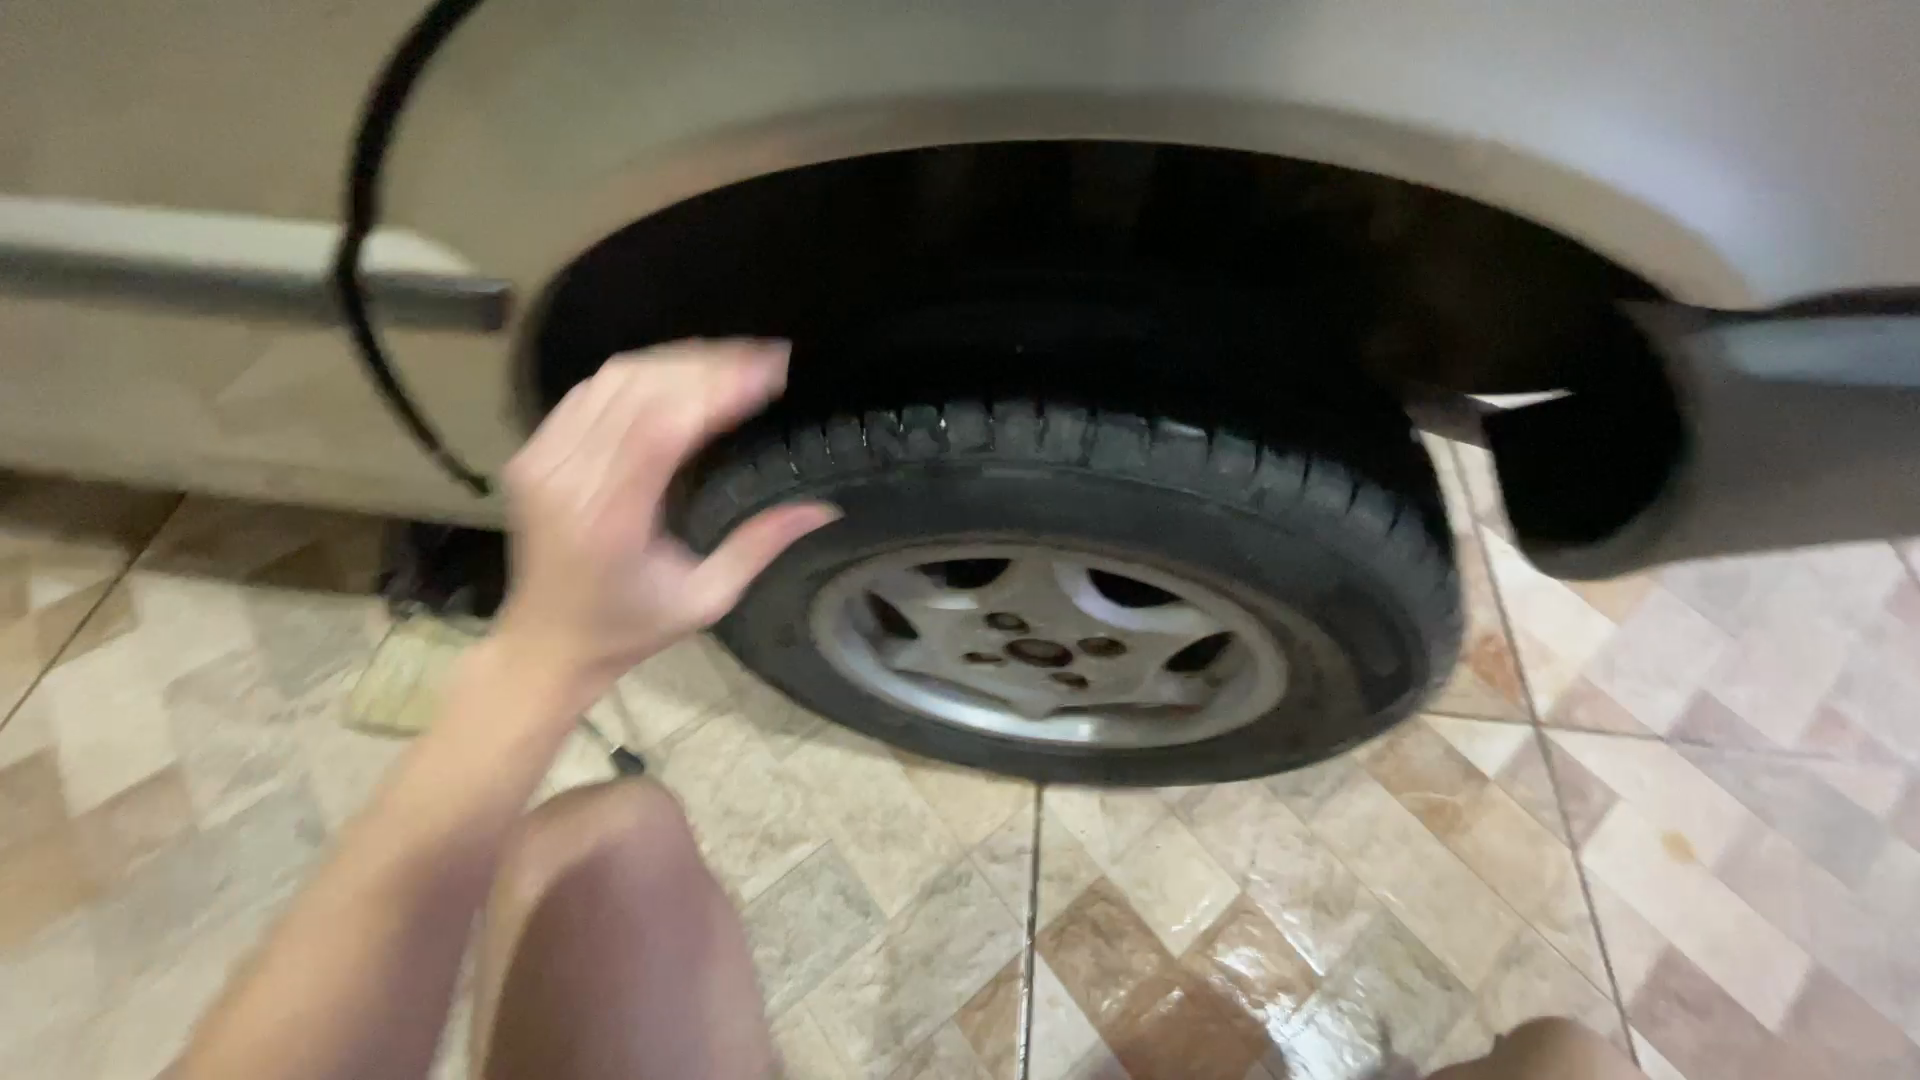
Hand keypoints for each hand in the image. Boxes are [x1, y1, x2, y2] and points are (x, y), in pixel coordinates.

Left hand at [490, 339, 837, 704]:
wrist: (546, 641)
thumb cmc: (631, 628)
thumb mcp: (707, 599)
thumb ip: (761, 547)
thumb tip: (823, 509)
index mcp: (611, 521)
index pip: (663, 427)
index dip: (719, 388)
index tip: (770, 371)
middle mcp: (568, 479)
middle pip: (640, 390)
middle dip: (709, 365)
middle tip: (765, 359)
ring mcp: (543, 460)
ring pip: (615, 379)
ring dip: (678, 362)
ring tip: (733, 362)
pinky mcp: (534, 452)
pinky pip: (590, 390)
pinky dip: (642, 374)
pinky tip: (681, 376)